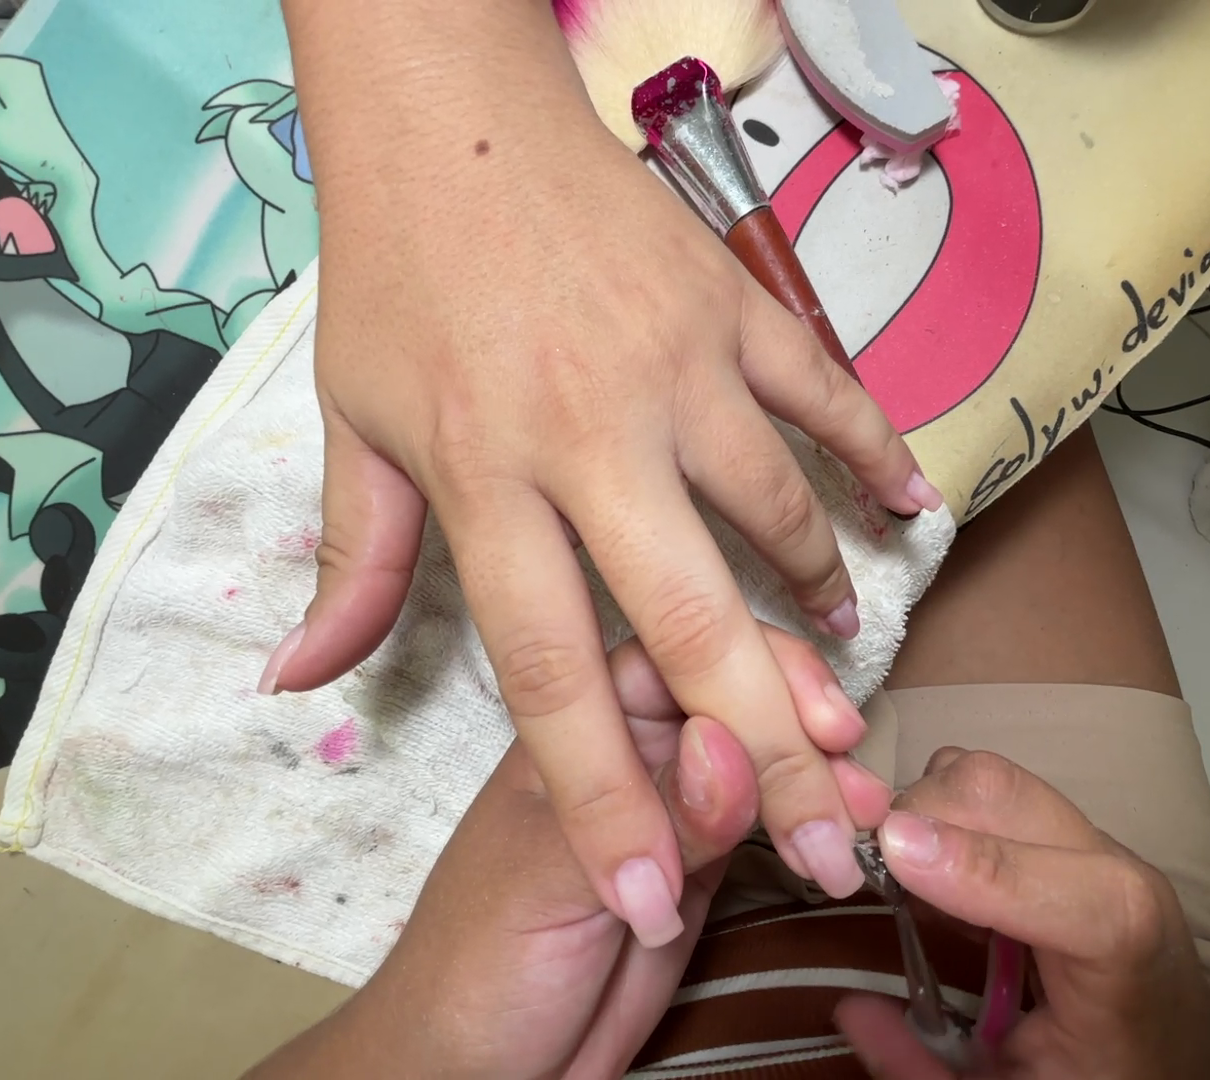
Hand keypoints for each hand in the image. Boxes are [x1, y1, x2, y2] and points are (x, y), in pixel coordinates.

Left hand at [247, 627, 890, 1079]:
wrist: (485, 1065)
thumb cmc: (481, 955)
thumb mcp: (553, 877)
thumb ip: (647, 815)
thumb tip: (732, 748)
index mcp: (581, 718)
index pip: (672, 656)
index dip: (747, 668)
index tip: (814, 716)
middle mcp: (635, 741)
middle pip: (729, 693)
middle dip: (796, 717)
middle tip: (849, 758)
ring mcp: (678, 796)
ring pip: (760, 752)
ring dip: (818, 771)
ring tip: (863, 806)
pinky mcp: (709, 853)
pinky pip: (770, 818)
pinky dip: (811, 819)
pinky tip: (849, 830)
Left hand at [279, 0, 937, 947]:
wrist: (454, 124)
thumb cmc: (402, 282)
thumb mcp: (355, 428)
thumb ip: (351, 566)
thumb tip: (299, 682)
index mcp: (489, 479)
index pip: (550, 669)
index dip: (603, 795)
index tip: (651, 894)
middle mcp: (594, 436)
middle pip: (695, 622)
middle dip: (771, 753)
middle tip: (831, 841)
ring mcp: (680, 367)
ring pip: (776, 514)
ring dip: (817, 596)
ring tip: (841, 650)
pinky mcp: (734, 310)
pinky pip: (828, 395)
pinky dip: (876, 456)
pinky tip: (910, 508)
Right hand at [835, 750, 1209, 1078]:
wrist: (1176, 1040)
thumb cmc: (1105, 1070)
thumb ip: (927, 1065)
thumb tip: (848, 1007)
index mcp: (1133, 967)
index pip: (1090, 901)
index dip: (989, 869)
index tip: (893, 854)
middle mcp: (1118, 879)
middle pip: (1008, 796)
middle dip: (918, 815)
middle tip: (873, 870)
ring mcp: (1090, 837)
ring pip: (987, 773)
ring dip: (925, 802)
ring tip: (903, 865)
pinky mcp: (1061, 819)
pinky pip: (982, 780)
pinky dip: (938, 799)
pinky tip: (930, 854)